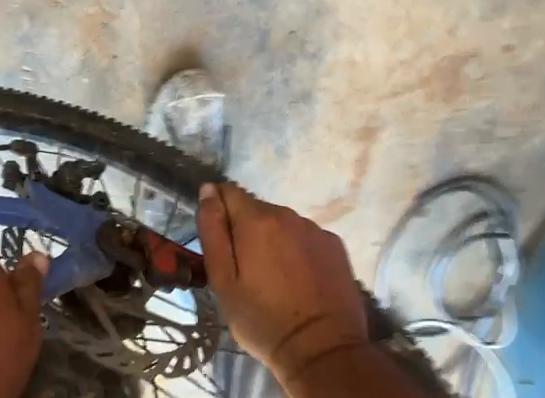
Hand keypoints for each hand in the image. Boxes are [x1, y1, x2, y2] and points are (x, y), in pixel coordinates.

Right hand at [197, 182, 369, 382]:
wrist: (324, 354)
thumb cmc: (264, 320)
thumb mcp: (222, 280)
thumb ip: (212, 230)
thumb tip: (208, 191)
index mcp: (255, 219)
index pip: (227, 190)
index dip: (219, 210)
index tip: (222, 240)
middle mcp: (286, 214)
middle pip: (255, 208)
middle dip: (247, 229)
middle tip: (247, 269)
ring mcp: (314, 229)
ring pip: (282, 223)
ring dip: (274, 239)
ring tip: (276, 277)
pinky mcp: (335, 246)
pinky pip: (306, 237)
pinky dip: (299, 250)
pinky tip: (301, 279)